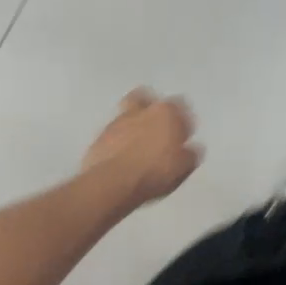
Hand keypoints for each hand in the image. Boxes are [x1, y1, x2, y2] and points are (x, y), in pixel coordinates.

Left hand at [81, 88, 202, 208]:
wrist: (110, 186)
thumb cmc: (155, 171)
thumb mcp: (185, 166)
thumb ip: (190, 152)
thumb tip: (190, 149)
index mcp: (167, 111)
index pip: (179, 103)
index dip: (181, 118)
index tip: (182, 133)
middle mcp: (141, 111)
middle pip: (144, 99)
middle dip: (148, 107)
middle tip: (154, 125)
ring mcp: (115, 125)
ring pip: (125, 117)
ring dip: (130, 128)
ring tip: (134, 148)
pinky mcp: (95, 142)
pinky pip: (109, 138)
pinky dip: (115, 145)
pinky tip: (119, 160)